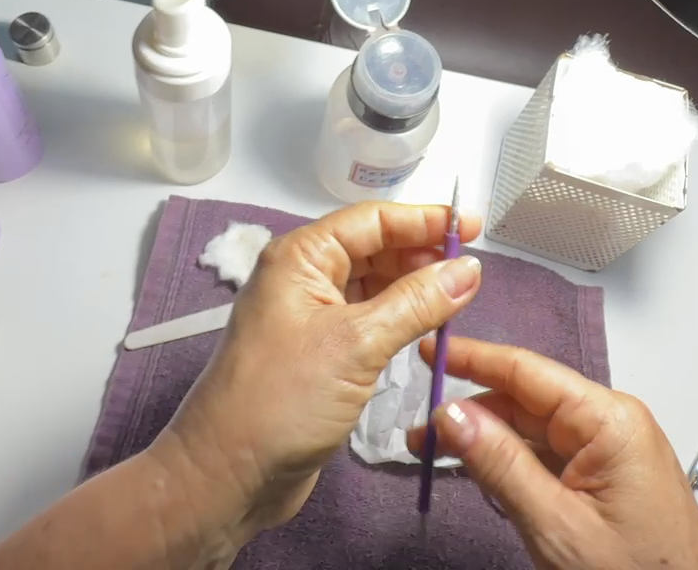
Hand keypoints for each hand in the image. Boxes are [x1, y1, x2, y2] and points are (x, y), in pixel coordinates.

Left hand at [155, 201, 483, 548]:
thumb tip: (467, 269)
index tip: (469, 226)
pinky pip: (370, 316)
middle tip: (471, 266)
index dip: (424, 220)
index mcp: (302, 256)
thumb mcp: (357, 344)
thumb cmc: (281, 400)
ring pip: (374, 283)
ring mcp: (312, 314)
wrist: (226, 477)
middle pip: (374, 248)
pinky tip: (429, 323)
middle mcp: (305, 276)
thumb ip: (416, 302)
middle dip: (421, 253)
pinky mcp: (321, 349)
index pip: (372, 221)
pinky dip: (401, 316)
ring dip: (414, 286)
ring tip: (459, 293)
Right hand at [410, 337, 697, 569]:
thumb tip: (449, 413)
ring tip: (435, 453)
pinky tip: (478, 470)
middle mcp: (611, 422)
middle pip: (525, 400)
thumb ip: (500, 464)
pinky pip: (547, 456)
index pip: (527, 371)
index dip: (474, 358)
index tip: (428, 348)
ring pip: (532, 430)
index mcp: (609, 419)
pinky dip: (510, 462)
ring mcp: (610, 451)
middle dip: (472, 410)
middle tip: (420, 430)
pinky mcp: (606, 479)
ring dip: (486, 439)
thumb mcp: (558, 528)